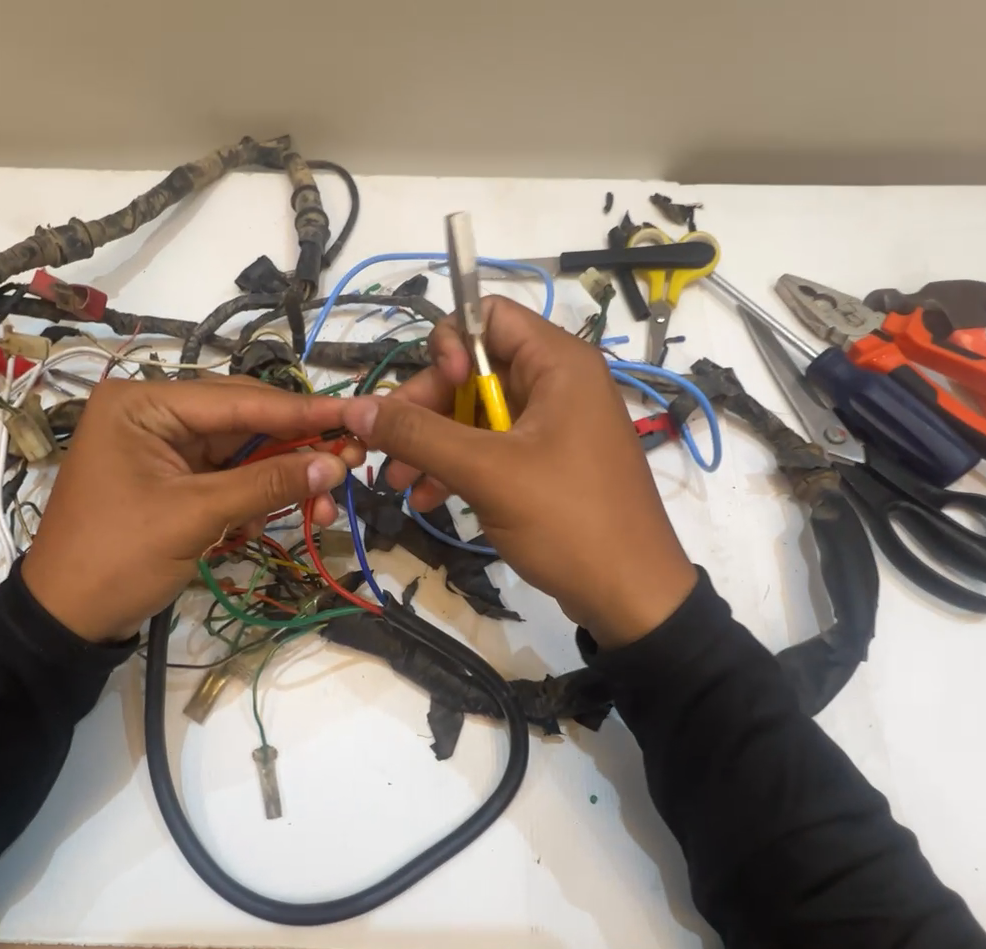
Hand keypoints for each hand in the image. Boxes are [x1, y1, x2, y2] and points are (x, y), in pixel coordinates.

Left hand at [21, 378, 356, 642]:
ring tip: (325, 504)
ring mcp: (163, 448)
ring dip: (281, 477)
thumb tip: (336, 463)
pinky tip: (280, 513)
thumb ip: (266, 485)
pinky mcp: (173, 480)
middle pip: (242, 419)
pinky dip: (257, 495)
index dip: (298, 411)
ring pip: (242, 451)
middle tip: (351, 458)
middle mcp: (153, 414)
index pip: (235, 399)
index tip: (352, 414)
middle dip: (294, 446)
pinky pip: (228, 476)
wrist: (67, 618)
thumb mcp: (194, 517)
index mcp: (142, 404)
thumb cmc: (118, 558)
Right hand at [343, 297, 696, 645]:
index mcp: (557, 364)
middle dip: (425, 409)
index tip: (432, 391)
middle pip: (472, 371)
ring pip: (475, 415)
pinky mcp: (546, 464)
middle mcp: (556, 384)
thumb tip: (356, 408)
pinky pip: (491, 449)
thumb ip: (419, 435)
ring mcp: (552, 427)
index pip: (487, 316)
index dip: (449, 345)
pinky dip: (457, 468)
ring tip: (397, 483)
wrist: (630, 594)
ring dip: (432, 445)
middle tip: (389, 449)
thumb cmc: (567, 519)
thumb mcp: (487, 472)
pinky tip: (427, 500)